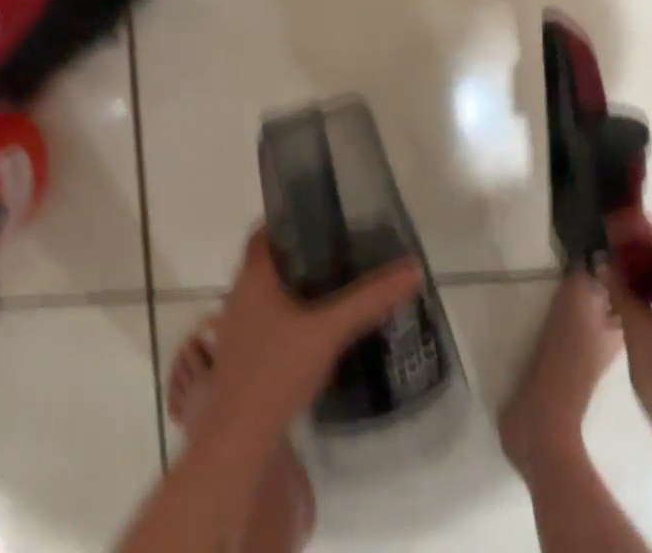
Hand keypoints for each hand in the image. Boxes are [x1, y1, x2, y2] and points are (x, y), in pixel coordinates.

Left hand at [193, 228, 424, 447]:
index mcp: (253, 280)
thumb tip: (413, 268)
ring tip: (341, 286)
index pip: (263, 234)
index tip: (323, 214)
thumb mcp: (329, 330)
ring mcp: (238, 332)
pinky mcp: (245, 359)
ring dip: (299, 288)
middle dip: (304, 255)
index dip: (288, 219)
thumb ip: (370, 299)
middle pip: (270, 264)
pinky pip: (272, 323)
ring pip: (271, 296)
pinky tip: (324, 329)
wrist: (238, 438)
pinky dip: (296, 317)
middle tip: (345, 249)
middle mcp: (239, 299)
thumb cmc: (276, 371)